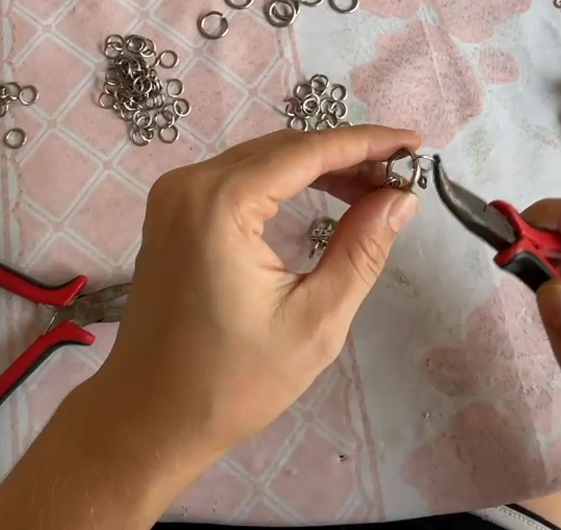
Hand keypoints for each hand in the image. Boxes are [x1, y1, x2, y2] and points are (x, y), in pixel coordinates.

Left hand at [89, 125, 421, 464]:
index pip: (306, 151)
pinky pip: (239, 178)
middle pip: (283, 149)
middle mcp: (190, 182)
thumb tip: (401, 198)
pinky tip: (324, 196)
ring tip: (373, 189)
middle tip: (400, 176)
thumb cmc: (231, 382)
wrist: (147, 418)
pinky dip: (284, 182)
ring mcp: (175, 193)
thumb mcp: (314, 321)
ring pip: (262, 160)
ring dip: (317, 168)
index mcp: (219, 202)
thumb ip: (361, 250)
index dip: (365, 143)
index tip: (414, 144)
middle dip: (345, 156)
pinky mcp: (174, 209)